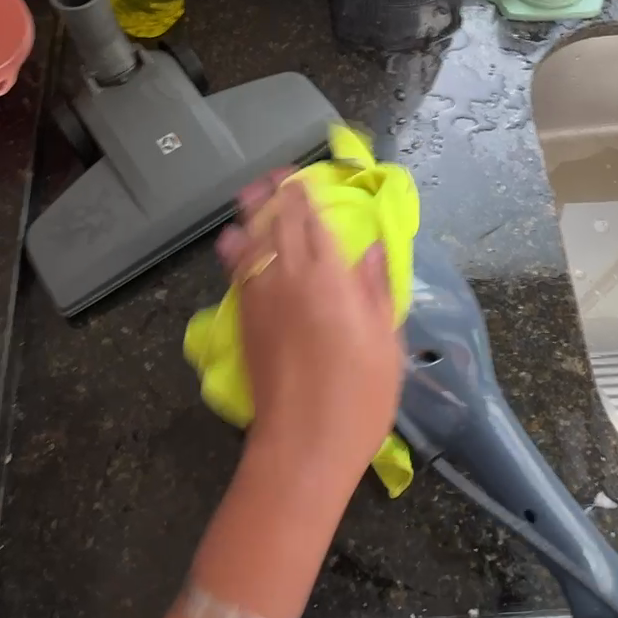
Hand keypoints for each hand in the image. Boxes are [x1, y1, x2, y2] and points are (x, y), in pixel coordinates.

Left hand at [216, 171, 402, 487]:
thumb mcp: (385, 342)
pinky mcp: (245, 320)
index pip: (314, 222)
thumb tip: (371, 250)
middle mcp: (290, 276)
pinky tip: (233, 239)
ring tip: (251, 193)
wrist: (304, 442)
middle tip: (276, 175)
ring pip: (253, 241)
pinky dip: (235, 249)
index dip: (307, 196)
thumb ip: (375, 289)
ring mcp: (262, 297)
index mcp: (330, 276)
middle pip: (280, 224)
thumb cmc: (359, 395)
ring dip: (252, 213)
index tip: (303, 177)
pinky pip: (237, 271)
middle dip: (277, 195)